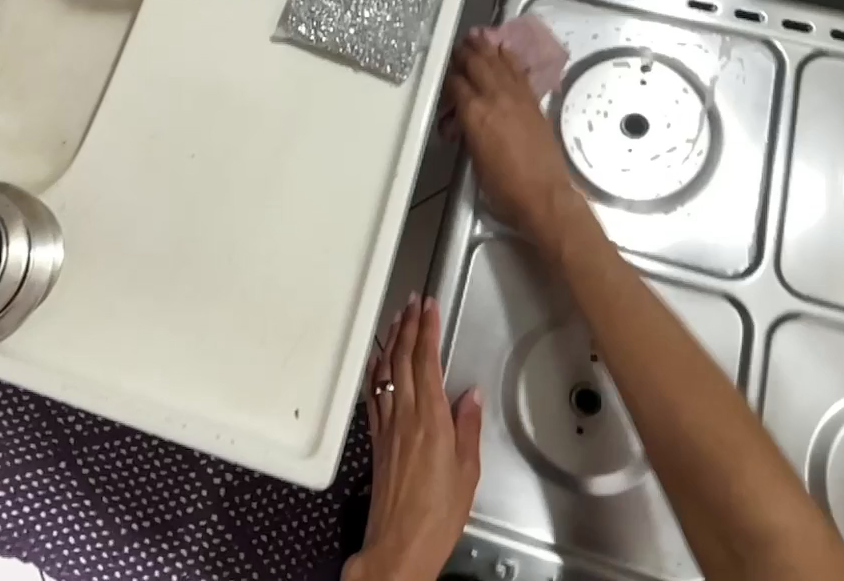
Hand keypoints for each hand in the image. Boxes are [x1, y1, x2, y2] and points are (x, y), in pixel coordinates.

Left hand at [347, 295, 481, 580]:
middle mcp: (404, 415)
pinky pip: (374, 393)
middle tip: (413, 300)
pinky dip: (375, 369)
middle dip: (409, 325)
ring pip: (386, 370)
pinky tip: (376, 358)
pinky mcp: (376, 437)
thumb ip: (467, 427)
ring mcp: (387, 424)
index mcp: (430, 419)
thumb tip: (469, 394)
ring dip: (391, 340)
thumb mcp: (467, 471)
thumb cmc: (438, 513)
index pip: (426, 361)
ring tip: (397, 317)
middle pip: (403, 358)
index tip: (429, 306)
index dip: (427, 330)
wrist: (400, 543)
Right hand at [445, 33, 595, 258]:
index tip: (444, 70)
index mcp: (475, 113)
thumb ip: (467, 128)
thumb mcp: (473, 156)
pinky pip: (518, 72)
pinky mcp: (533, 102)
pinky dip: (508, 59)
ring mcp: (518, 97)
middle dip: (465, 53)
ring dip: (487, 48)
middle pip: (478, 64)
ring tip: (477, 36)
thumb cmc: (503, 185)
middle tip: (457, 45)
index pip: (457, 83)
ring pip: (499, 63)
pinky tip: (503, 51)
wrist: (543, 195)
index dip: (448, 75)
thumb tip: (464, 116)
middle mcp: (496, 97)